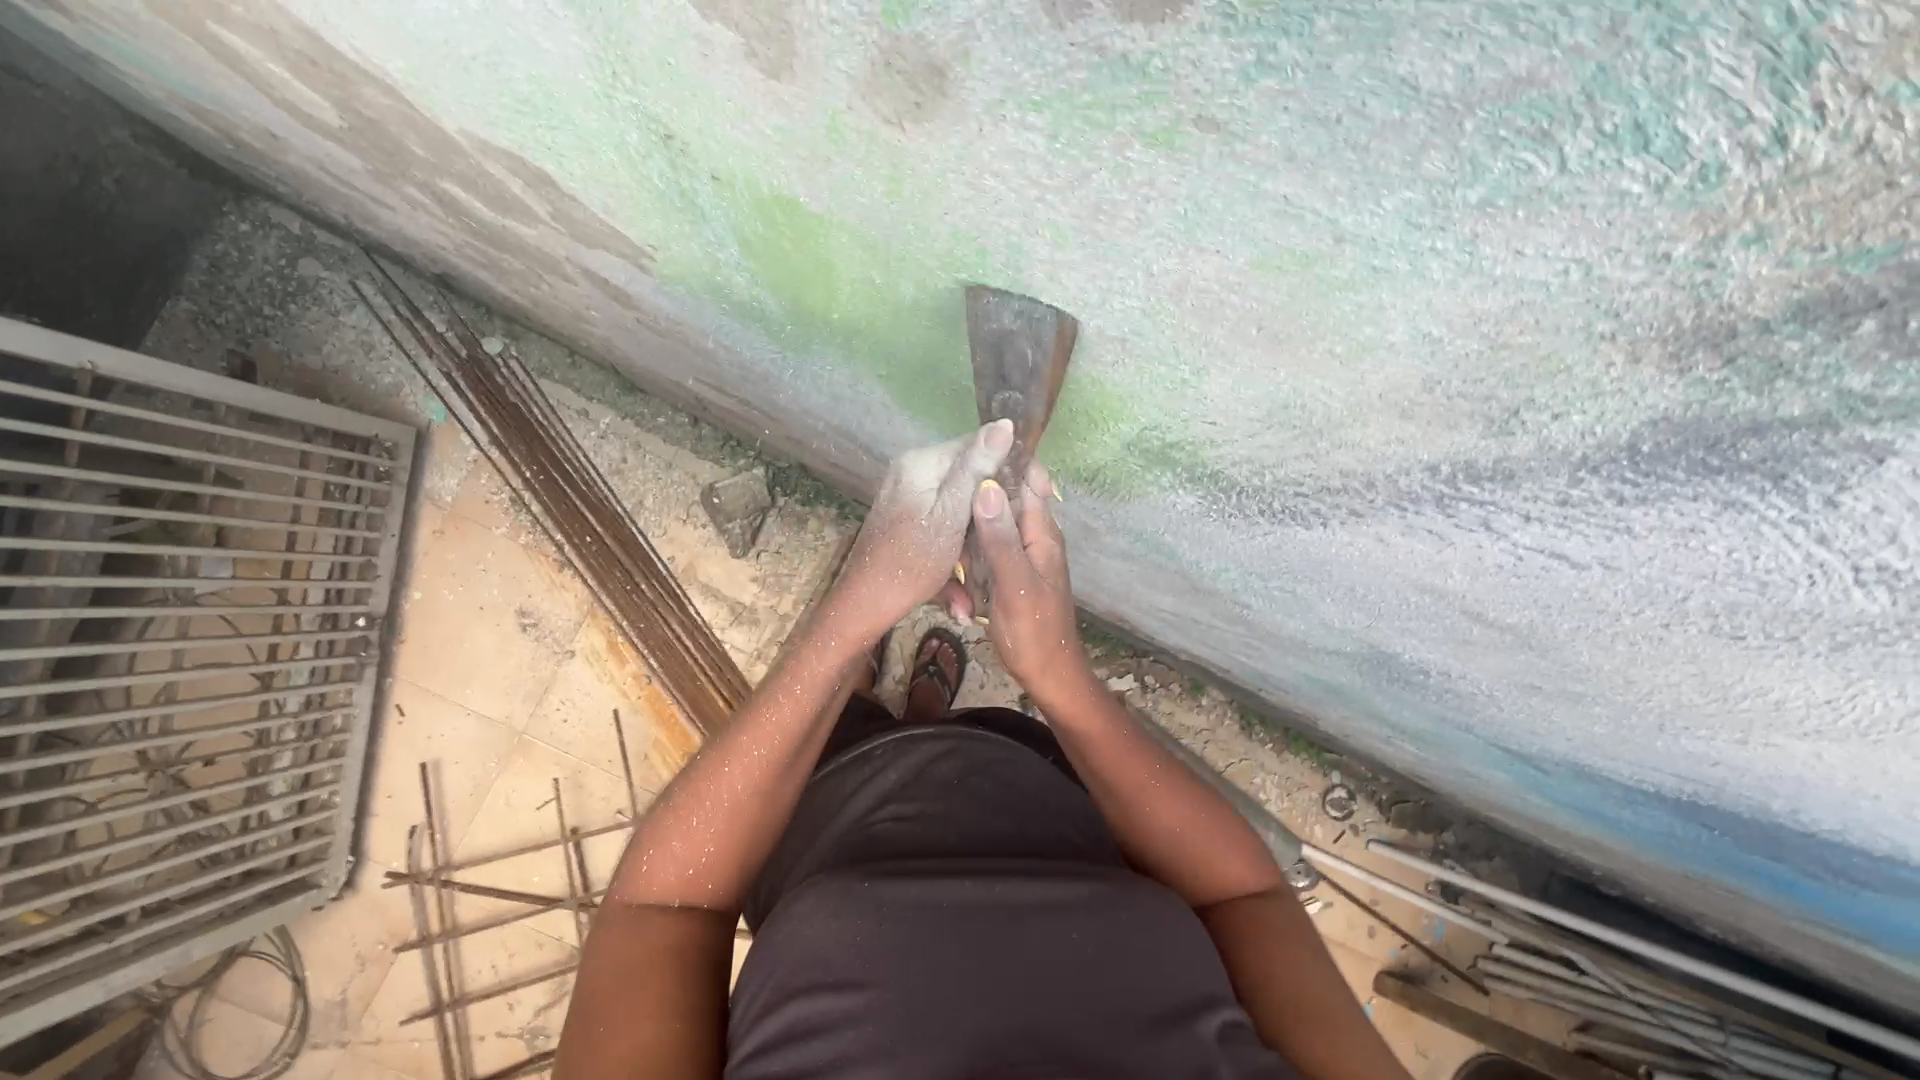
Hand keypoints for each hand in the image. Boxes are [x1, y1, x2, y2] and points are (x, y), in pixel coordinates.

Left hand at [830, 420, 1014, 638]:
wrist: (866, 605)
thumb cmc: (912, 562)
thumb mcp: (951, 516)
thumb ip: (976, 470)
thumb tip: (1005, 424)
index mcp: (921, 463)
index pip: (976, 444)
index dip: (1008, 464)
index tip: (1038, 491)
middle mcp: (912, 471)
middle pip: (968, 475)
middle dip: (992, 503)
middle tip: (1019, 528)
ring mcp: (908, 495)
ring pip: (959, 502)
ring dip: (976, 531)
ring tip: (995, 557)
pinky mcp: (908, 518)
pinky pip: (944, 521)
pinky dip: (956, 546)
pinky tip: (966, 580)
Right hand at [963, 460, 1090, 702]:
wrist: (1046, 675)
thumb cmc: (1034, 632)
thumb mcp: (1014, 584)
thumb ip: (1000, 537)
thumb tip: (987, 486)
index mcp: (1042, 532)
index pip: (1029, 477)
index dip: (1003, 459)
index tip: (966, 454)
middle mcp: (1032, 535)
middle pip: (1003, 497)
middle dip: (974, 496)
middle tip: (940, 499)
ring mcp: (1017, 554)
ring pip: (988, 524)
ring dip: (966, 530)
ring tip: (940, 535)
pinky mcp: (1004, 571)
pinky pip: (983, 549)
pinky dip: (967, 553)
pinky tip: (948, 564)